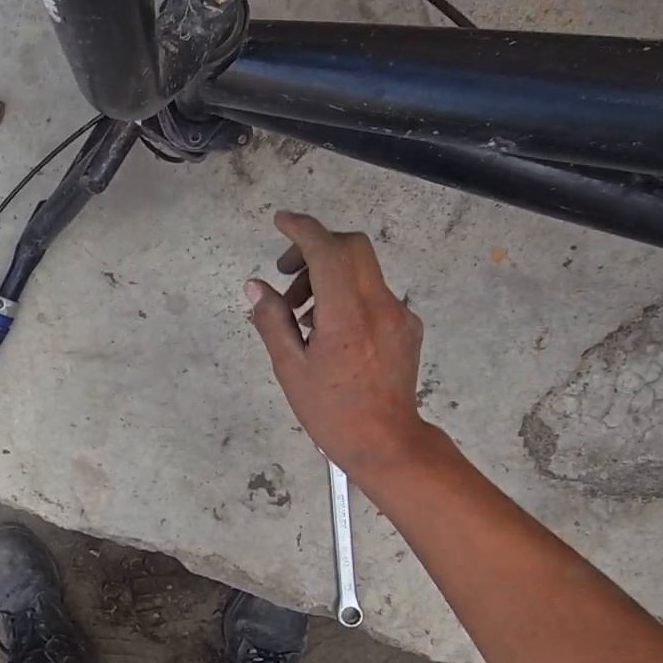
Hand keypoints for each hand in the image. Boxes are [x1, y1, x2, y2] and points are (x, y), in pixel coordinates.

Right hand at [246, 211, 432, 474]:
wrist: (386, 441)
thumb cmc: (331, 411)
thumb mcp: (290, 368)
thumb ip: (272, 321)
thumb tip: (256, 287)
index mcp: (346, 314)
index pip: (328, 250)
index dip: (302, 229)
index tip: (281, 221)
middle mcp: (378, 304)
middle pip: (351, 248)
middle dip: (315, 248)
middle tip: (285, 274)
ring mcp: (397, 314)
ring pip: (362, 270)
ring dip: (328, 275)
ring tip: (300, 314)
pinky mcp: (406, 327)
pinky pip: (372, 294)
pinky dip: (345, 295)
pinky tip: (326, 330)